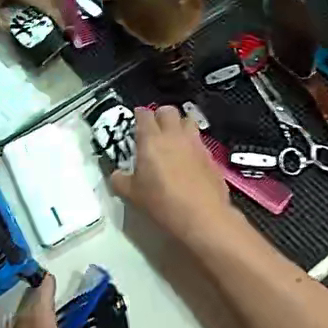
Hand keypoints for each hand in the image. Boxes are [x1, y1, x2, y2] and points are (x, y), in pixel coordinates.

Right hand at [109, 107, 237, 245]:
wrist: (202, 216)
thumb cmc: (162, 203)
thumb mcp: (132, 195)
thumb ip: (120, 180)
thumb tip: (117, 175)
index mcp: (151, 140)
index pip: (144, 115)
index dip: (139, 115)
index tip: (136, 121)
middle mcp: (175, 135)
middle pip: (168, 111)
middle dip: (160, 116)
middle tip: (155, 129)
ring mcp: (196, 143)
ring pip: (188, 121)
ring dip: (179, 125)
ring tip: (174, 140)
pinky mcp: (210, 155)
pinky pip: (199, 141)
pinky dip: (192, 144)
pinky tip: (189, 159)